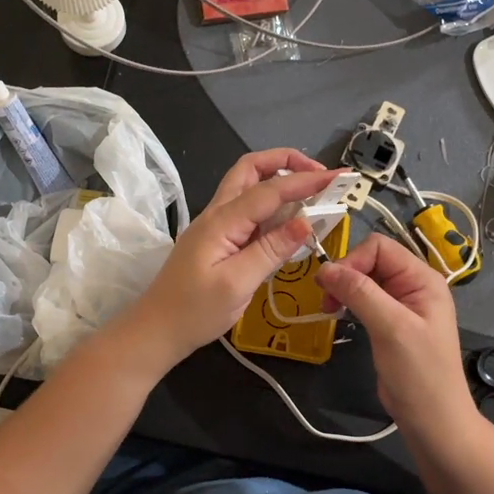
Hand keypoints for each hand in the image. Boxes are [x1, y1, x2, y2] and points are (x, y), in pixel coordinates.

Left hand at [120, 149, 335, 364]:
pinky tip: (289, 219)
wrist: (156, 330)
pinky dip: (271, 203)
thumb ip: (270, 251)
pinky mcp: (217, 239)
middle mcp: (217, 214)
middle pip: (251, 169)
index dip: (304, 180)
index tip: (337, 177)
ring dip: (279, 179)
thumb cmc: (194, 312)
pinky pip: (247, 209)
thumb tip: (306, 223)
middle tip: (319, 176)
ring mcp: (215, 225)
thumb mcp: (237, 285)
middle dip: (286, 162)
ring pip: (247, 185)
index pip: (269, 190)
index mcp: (222, 221)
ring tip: (312, 193)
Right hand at [314, 234, 474, 427]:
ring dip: (344, 289)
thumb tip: (324, 268)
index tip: (330, 285)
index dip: (353, 260)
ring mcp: (403, 305)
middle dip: (346, 275)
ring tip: (329, 309)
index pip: (380, 247)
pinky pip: (366, 300)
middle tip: (325, 301)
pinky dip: (349, 303)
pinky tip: (338, 315)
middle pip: (372, 260)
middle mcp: (414, 286)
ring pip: (365, 280)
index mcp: (423, 279)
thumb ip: (360, 293)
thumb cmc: (418, 372)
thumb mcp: (391, 328)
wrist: (433, 420)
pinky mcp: (391, 323)